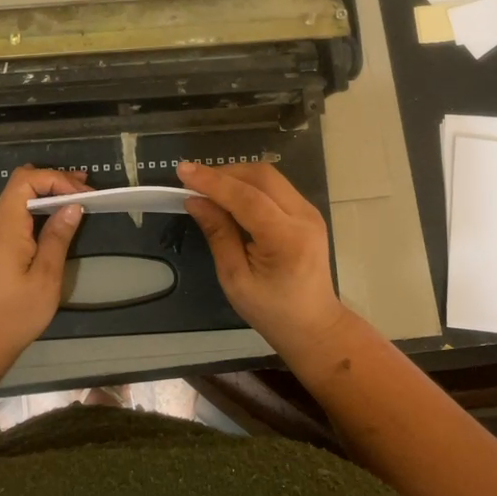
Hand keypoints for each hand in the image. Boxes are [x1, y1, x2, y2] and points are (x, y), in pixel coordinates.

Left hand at [0, 166, 89, 359]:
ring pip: (18, 197)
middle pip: (21, 183)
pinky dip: (38, 209)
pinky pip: (15, 213)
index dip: (57, 179)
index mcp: (5, 224)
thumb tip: (73, 206)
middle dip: (54, 181)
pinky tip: (57, 218)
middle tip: (87, 189)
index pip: (27, 180)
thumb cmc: (16, 312)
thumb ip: (58, 237)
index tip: (84, 195)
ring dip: (47, 193)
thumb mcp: (46, 276)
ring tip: (78, 198)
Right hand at [179, 160, 351, 363]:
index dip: (213, 181)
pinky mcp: (306, 213)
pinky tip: (229, 199)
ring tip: (208, 189)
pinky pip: (274, 187)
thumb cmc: (271, 310)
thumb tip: (195, 201)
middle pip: (261, 177)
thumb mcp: (235, 278)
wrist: (313, 324)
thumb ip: (218, 235)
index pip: (247, 198)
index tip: (183, 171)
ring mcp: (309, 212)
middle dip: (224, 173)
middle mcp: (304, 218)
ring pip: (268, 177)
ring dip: (235, 177)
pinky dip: (248, 186)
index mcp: (286, 239)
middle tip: (193, 182)